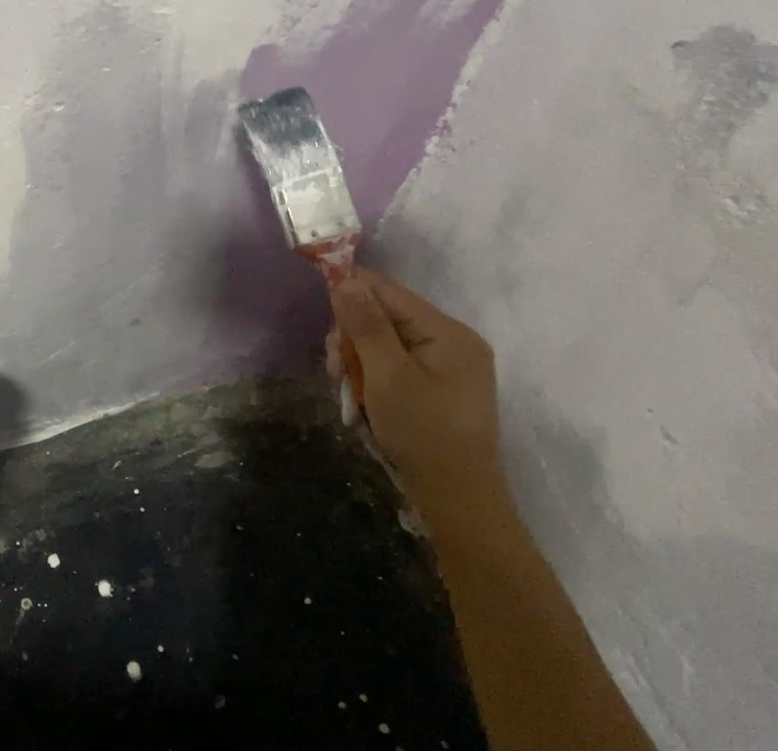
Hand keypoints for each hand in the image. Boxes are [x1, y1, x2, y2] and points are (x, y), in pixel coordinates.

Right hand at [327, 268, 501, 502]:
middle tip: (336, 373)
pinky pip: (395, 367)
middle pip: (385, 318)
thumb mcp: (387, 377)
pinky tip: (363, 404)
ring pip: (385, 345)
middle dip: (352, 341)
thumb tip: (345, 280)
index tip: (319, 314)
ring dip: (359, 365)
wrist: (458, 499)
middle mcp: (452, 342)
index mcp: (447, 332)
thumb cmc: (422, 433)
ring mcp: (448, 367)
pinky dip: (373, 381)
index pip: (388, 292)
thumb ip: (365, 326)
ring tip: (348, 396)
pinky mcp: (439, 388)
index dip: (350, 293)